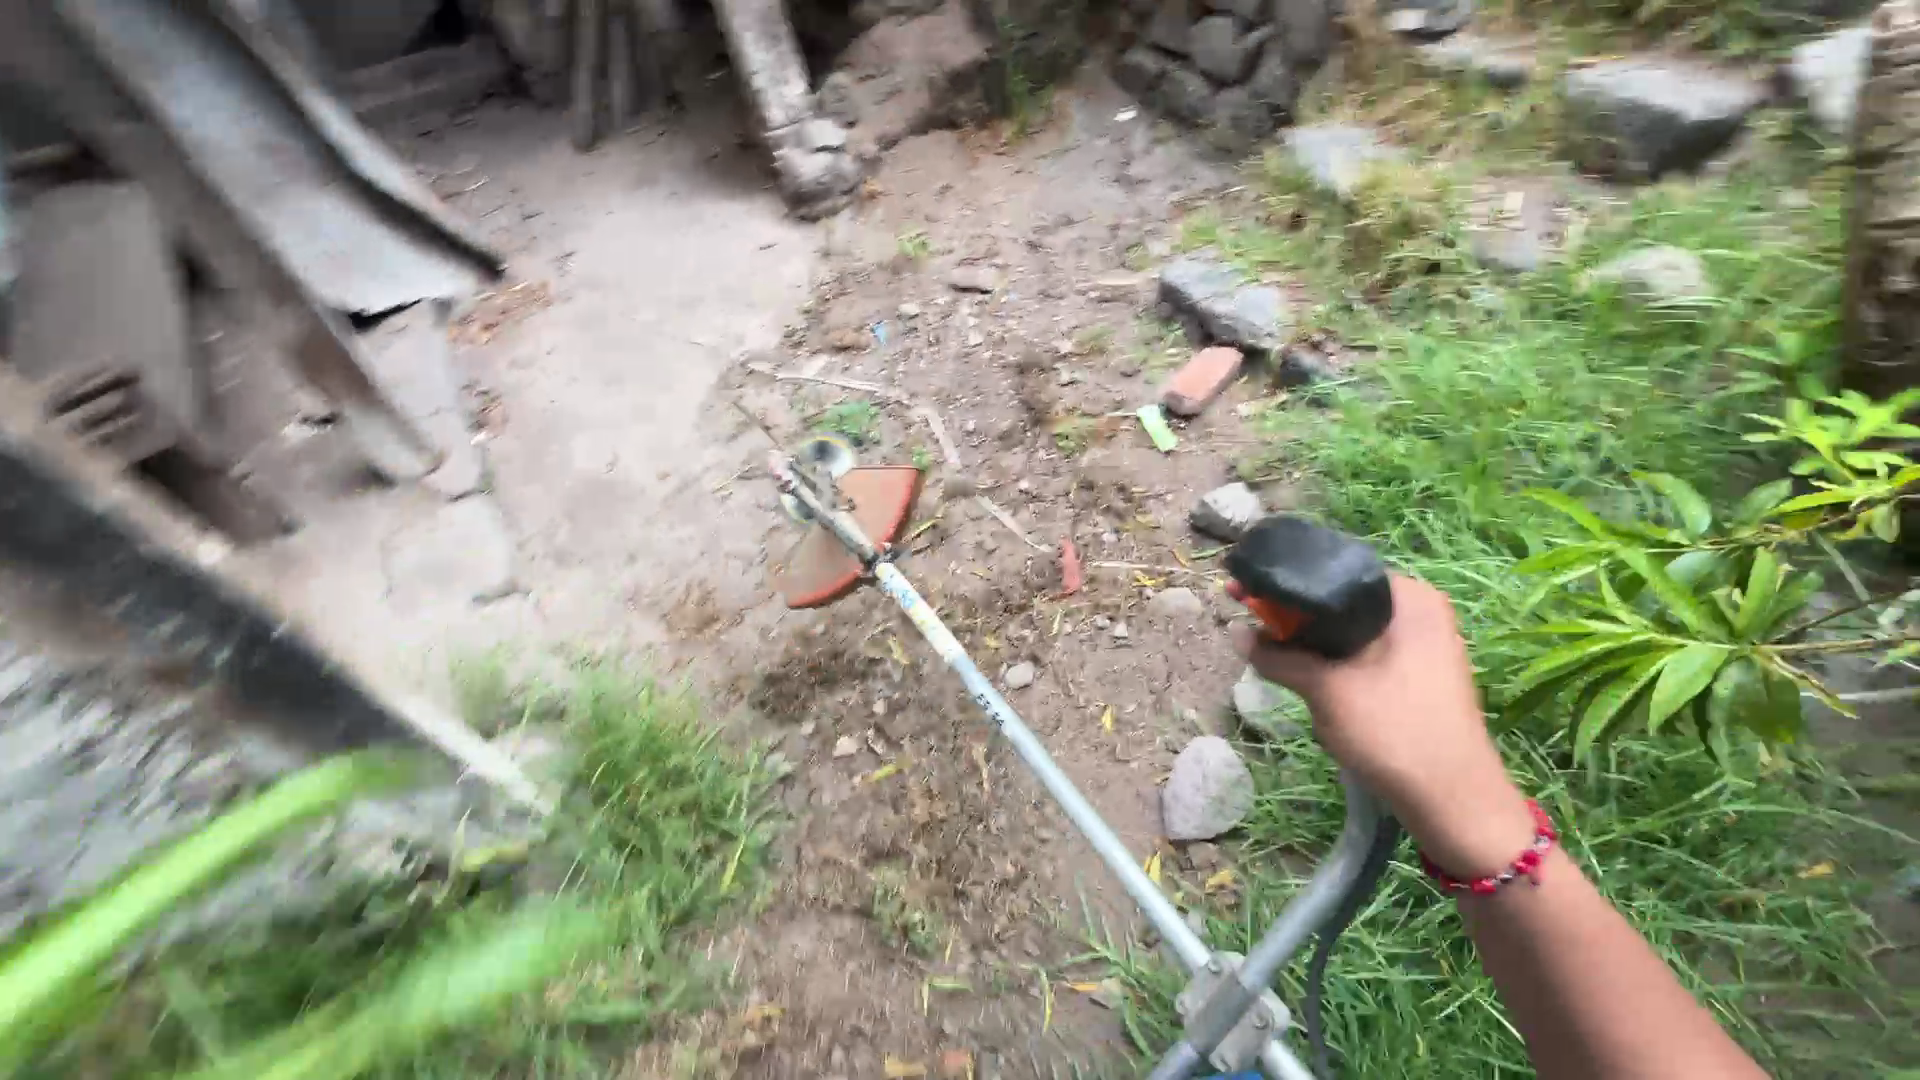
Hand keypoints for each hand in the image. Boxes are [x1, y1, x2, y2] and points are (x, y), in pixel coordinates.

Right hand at [1231, 574, 1535, 877]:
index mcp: (1409, 598)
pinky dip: (1331, 660)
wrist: (1453, 801)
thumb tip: (1234, 632)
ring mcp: (1422, 645)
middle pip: (1338, 601)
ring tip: (1272, 654)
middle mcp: (1420, 612)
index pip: (1332, 571)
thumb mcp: (1324, 689)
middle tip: (1250, 627)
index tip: (1242, 593)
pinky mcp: (1417, 674)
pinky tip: (1306, 677)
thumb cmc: (1392, 731)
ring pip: (1348, 630)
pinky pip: (1363, 652)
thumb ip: (1276, 656)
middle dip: (1292, 616)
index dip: (1283, 583)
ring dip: (1309, 642)